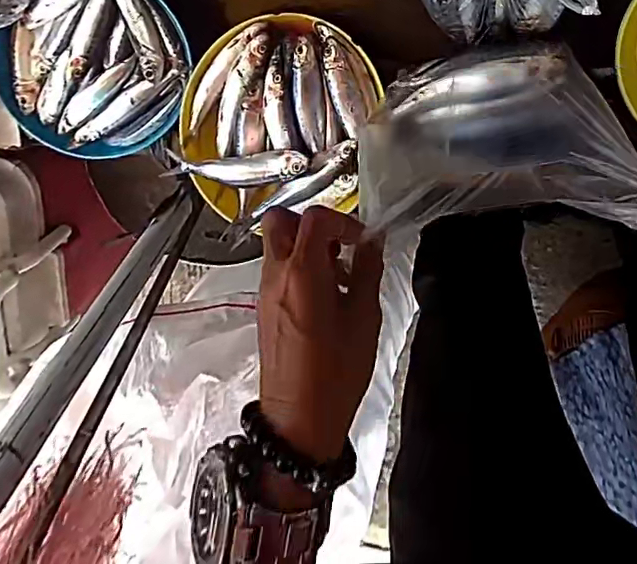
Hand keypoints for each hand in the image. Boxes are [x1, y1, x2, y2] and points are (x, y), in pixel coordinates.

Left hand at [257, 207, 382, 464]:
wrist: (298, 419)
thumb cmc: (334, 373)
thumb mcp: (364, 318)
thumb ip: (368, 271)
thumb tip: (372, 242)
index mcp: (302, 272)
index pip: (314, 218)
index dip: (342, 220)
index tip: (360, 239)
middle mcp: (277, 274)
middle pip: (281, 219)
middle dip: (312, 224)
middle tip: (339, 245)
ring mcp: (265, 289)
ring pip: (277, 243)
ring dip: (305, 246)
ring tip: (338, 276)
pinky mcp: (264, 305)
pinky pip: (276, 268)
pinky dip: (297, 267)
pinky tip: (324, 296)